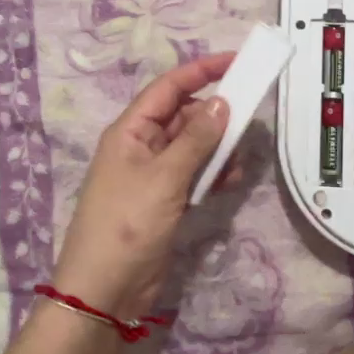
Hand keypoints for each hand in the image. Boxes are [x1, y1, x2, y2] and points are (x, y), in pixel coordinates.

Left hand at [51, 53, 234, 318]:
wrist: (104, 292)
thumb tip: (221, 102)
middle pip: (183, 115)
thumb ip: (196, 140)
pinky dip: (212, 173)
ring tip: (241, 156)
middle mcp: (140, 147)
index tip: (236, 61)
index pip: (168, 88)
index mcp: (130, 131)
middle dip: (214, 114)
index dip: (201, 71)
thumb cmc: (127, 225)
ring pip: (192, 146)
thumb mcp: (164, 178)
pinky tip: (230, 179)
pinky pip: (193, 174)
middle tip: (249, 117)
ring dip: (217, 147)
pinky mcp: (164, 201)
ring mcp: (152, 176)